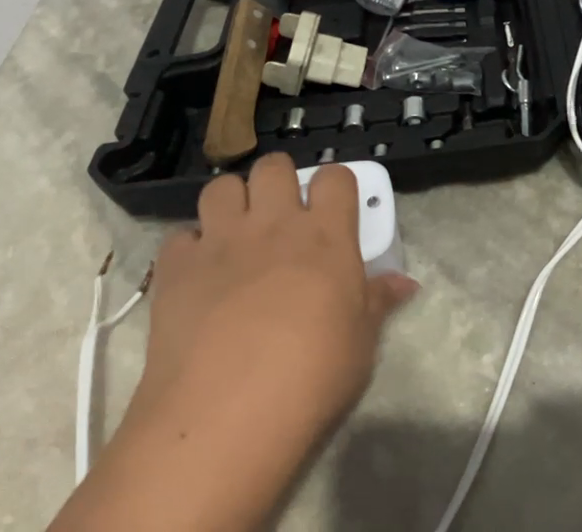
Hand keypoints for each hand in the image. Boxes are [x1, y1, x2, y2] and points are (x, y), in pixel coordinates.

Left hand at [134, 155, 416, 427]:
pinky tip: (198, 273)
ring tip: (237, 234)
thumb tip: (405, 283)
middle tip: (282, 217)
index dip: (334, 187)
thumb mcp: (361, 342)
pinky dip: (190, 247)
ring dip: (232, 202)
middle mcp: (274, 224)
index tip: (333, 209)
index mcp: (326, 235)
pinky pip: (181, 235)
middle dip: (279, 182)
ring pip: (223, 187)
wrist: (226, 414)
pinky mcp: (176, 267)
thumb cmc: (312, 376)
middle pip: (274, 167)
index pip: (335, 177)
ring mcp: (221, 241)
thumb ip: (378, 302)